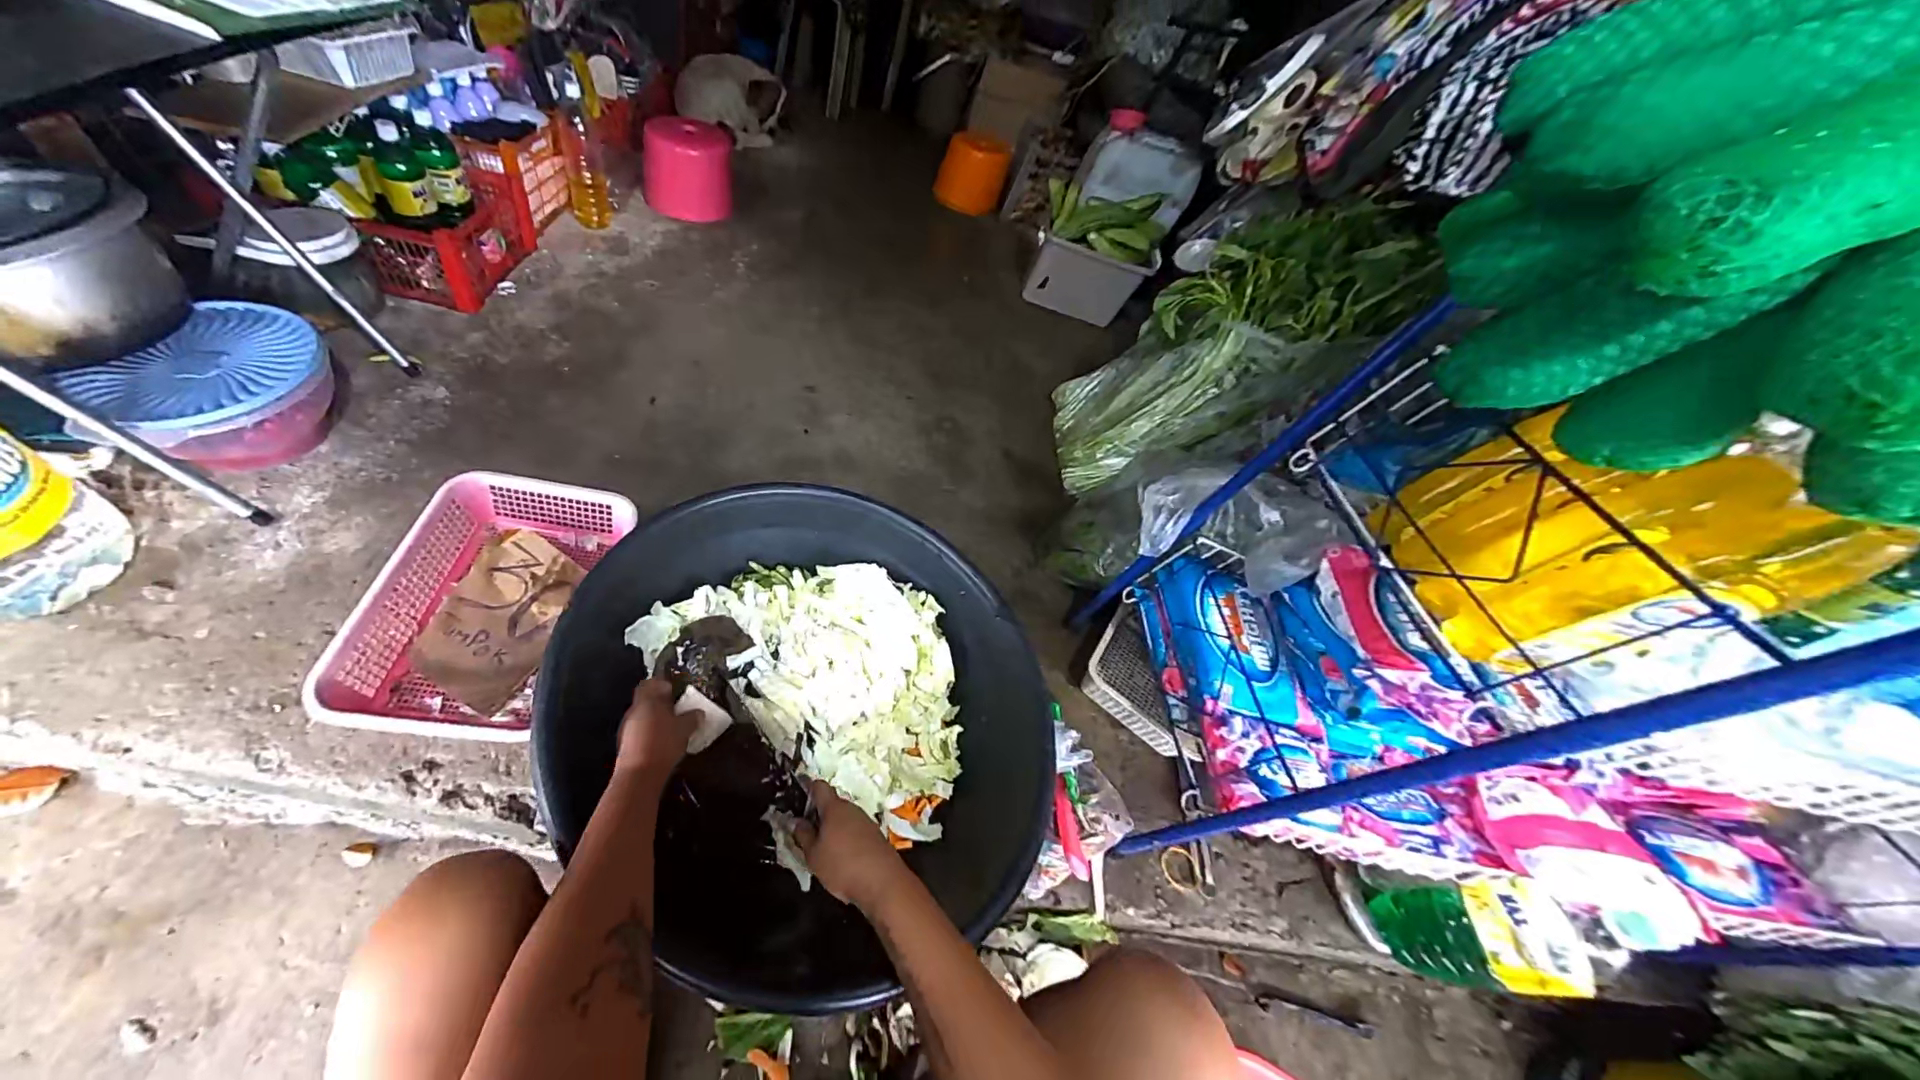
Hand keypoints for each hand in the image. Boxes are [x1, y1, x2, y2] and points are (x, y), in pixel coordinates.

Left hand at [615, 678, 697, 777]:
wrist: (640, 774)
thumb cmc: (663, 744)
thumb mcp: (685, 729)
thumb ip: (692, 718)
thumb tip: (698, 713)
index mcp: (648, 701)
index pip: (652, 682)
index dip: (663, 682)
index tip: (675, 686)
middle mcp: (635, 710)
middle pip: (647, 699)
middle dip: (661, 701)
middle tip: (677, 705)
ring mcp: (628, 727)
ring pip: (643, 714)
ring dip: (656, 716)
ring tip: (672, 724)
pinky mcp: (626, 743)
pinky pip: (640, 729)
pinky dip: (651, 730)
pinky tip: (662, 739)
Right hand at [794, 780, 909, 909]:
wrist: (884, 882)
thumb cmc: (842, 866)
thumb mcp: (814, 855)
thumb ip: (803, 835)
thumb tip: (796, 820)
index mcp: (834, 808)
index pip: (819, 787)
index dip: (807, 788)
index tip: (797, 798)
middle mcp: (852, 808)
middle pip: (832, 803)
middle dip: (819, 814)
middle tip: (806, 832)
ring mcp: (866, 821)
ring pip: (844, 818)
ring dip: (833, 827)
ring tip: (822, 848)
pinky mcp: (876, 835)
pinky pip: (856, 830)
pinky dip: (846, 837)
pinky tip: (842, 857)